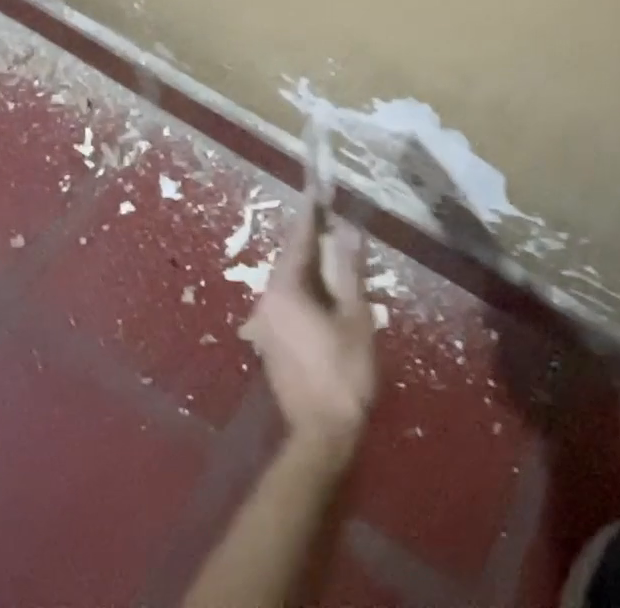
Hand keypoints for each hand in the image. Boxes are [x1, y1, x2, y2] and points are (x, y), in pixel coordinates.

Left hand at [240, 209, 376, 452]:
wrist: (322, 431)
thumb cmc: (345, 371)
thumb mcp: (356, 316)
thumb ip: (349, 270)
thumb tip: (347, 230)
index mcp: (285, 290)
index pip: (299, 241)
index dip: (310, 214)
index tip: (315, 189)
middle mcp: (266, 301)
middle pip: (290, 261)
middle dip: (310, 240)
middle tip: (329, 217)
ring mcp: (264, 324)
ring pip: (288, 283)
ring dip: (309, 268)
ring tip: (332, 251)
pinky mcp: (269, 343)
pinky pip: (286, 303)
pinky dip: (305, 291)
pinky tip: (324, 292)